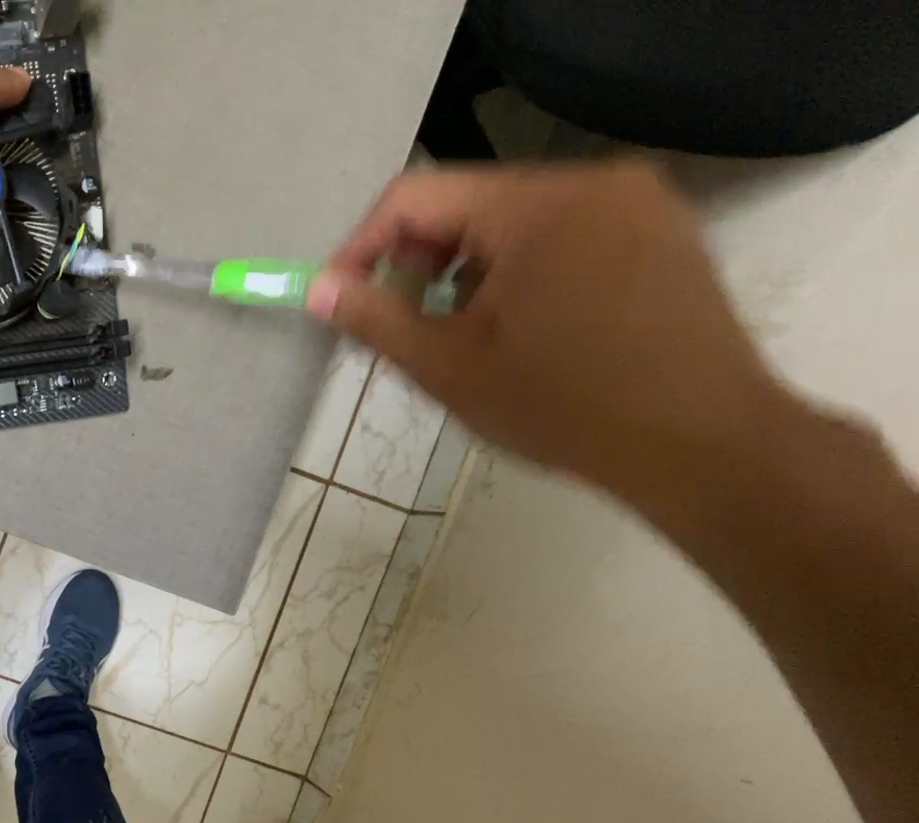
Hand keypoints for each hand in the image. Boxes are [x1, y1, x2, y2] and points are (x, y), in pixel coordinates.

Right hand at [307, 162, 789, 501]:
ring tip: (458, 332)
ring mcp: (637, 202)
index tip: (339, 298)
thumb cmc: (562, 407)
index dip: (360, 246)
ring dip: (464, 269)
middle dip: (416, 261)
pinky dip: (518, 269)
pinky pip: (562, 231)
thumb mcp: (448, 368)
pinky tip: (517, 325)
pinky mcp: (662, 230)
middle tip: (398, 323)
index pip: (414, 196)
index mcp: (537, 206)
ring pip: (512, 219)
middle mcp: (593, 182)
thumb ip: (374, 319)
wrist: (703, 444)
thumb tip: (316, 289)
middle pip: (466, 203)